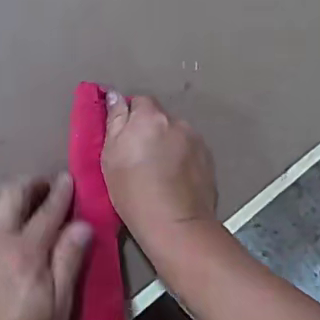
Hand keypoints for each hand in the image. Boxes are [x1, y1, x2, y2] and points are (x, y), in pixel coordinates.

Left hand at [0, 174, 92, 319]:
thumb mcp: (59, 306)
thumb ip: (69, 261)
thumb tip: (82, 225)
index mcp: (27, 250)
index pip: (48, 209)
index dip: (62, 191)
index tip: (70, 178)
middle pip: (13, 193)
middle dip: (32, 183)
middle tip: (47, 185)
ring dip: (6, 190)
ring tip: (21, 197)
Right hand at [101, 92, 218, 245]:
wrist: (176, 224)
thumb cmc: (133, 191)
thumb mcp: (111, 156)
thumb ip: (114, 121)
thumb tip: (114, 96)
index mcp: (149, 117)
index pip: (138, 101)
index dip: (129, 117)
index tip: (123, 138)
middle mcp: (176, 122)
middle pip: (159, 117)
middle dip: (149, 130)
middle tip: (137, 157)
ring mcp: (196, 140)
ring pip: (175, 133)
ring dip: (166, 143)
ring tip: (158, 171)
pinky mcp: (209, 159)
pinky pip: (189, 149)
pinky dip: (181, 157)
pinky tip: (175, 178)